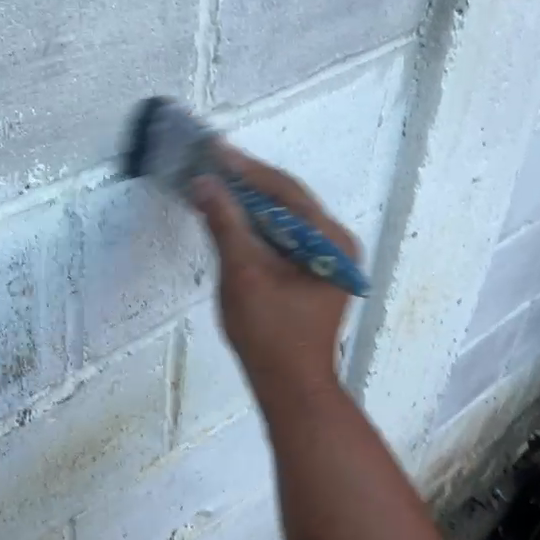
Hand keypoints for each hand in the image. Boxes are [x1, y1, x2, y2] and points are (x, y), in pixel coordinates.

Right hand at [189, 145, 360, 411]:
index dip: (246, 168)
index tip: (214, 150)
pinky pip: (278, 233)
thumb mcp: (243, 273)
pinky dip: (251, 222)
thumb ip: (225, 222)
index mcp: (330, 240)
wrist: (290, 388)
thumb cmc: (271, 333)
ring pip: (280, 215)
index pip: (285, 190)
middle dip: (245, 180)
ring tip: (212, 182)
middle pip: (285, 199)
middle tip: (210, 161)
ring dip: (246, 200)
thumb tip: (204, 181)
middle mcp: (334, 243)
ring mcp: (324, 258)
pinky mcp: (309, 272)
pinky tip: (226, 215)